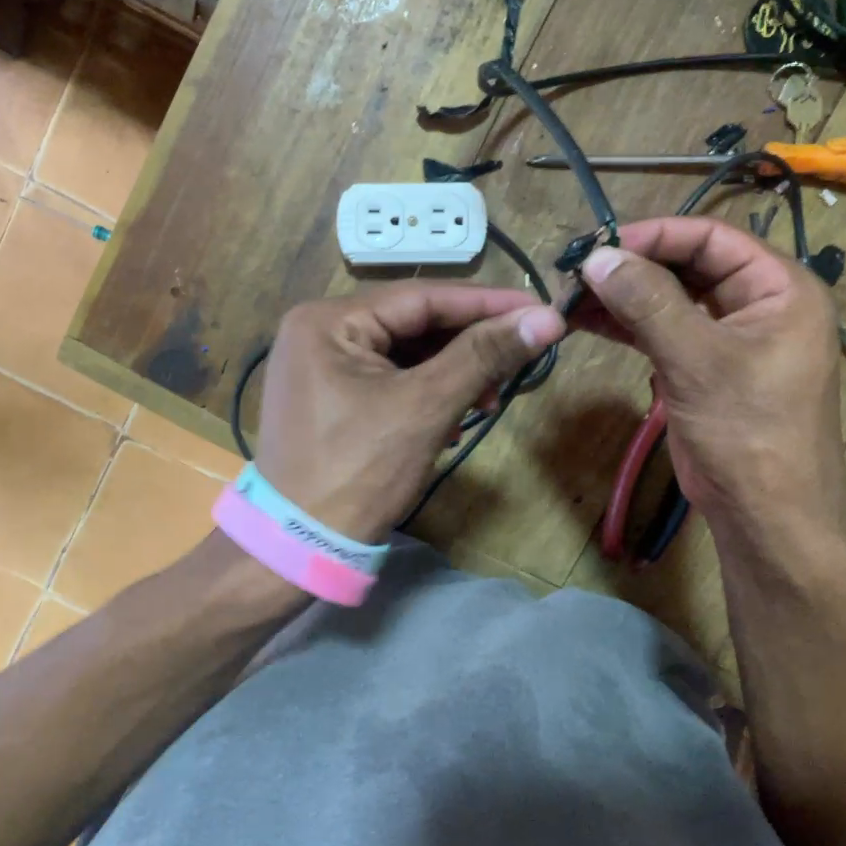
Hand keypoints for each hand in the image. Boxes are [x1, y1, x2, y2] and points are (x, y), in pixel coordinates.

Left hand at [255, 282, 565, 543]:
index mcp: (328, 320)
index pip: (422, 297)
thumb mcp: (425, 408)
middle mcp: (318, 332)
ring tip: (491, 399)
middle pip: (412, 324)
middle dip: (469, 346)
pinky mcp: (328, 399)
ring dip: (452, 374)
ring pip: (404, 355)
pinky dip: (426, 394)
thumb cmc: (358, 472)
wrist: (298, 548)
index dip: (487, 303)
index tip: (541, 310)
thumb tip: (546, 318)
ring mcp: (319, 367)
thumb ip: (483, 357)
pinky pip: (388, 381)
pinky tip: (456, 419)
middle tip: (520, 361)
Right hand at [575, 217, 845, 536]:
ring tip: (569, 297)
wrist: (766, 514)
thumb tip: (597, 258)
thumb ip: (648, 303)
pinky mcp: (702, 369)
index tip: (599, 245)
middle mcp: (757, 304)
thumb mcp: (698, 360)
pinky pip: (661, 333)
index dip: (655, 235)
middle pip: (687, 266)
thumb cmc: (748, 430)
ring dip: (622, 297)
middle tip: (575, 273)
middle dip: (632, 268)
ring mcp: (728, 339)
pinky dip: (626, 326)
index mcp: (780, 288)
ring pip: (669, 300)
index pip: (712, 239)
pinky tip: (586, 322)